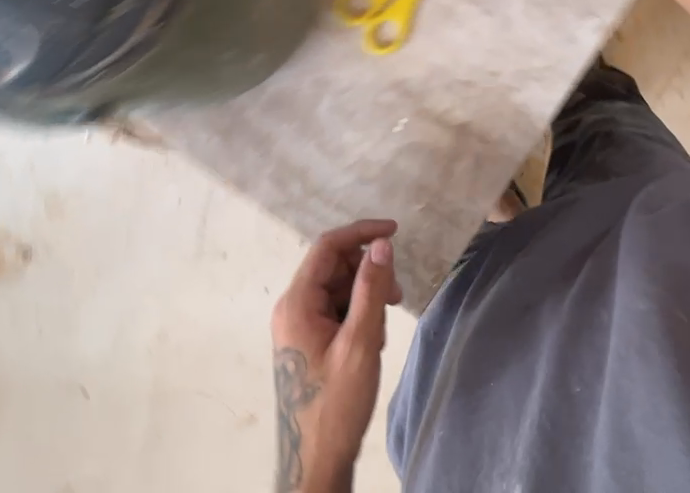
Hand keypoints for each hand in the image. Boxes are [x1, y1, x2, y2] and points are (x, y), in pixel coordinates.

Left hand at [270, 219, 403, 492]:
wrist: (316, 458)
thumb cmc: (337, 402)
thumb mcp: (361, 342)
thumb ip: (371, 289)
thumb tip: (381, 244)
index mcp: (296, 303)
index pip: (327, 247)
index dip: (361, 232)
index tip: (395, 231)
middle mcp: (292, 307)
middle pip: (334, 265)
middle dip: (368, 272)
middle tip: (397, 296)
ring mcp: (298, 324)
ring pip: (338, 287)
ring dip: (366, 295)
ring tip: (383, 327)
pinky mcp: (307, 339)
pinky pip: (335, 307)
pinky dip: (358, 313)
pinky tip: (372, 339)